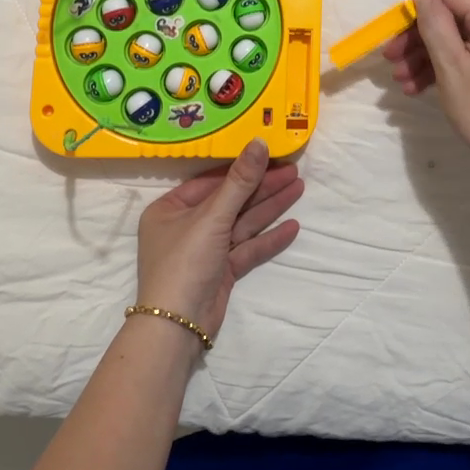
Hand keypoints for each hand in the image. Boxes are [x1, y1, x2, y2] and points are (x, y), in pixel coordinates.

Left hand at [135, 142, 303, 340]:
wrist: (177, 328)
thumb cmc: (185, 263)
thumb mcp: (212, 217)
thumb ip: (240, 181)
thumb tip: (259, 141)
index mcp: (170, 209)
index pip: (211, 181)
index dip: (242, 168)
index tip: (270, 155)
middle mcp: (185, 227)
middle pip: (230, 200)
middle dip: (262, 187)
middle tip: (294, 171)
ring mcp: (204, 251)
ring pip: (241, 223)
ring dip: (270, 207)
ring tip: (299, 188)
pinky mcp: (220, 271)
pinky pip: (246, 248)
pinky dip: (268, 238)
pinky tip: (292, 227)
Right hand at [382, 0, 469, 168]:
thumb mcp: (450, 66)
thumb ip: (434, 26)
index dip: (418, 9)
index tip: (393, 32)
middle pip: (451, 19)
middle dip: (417, 39)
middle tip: (390, 60)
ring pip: (455, 41)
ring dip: (424, 57)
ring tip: (400, 81)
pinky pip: (466, 57)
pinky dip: (442, 68)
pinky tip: (416, 87)